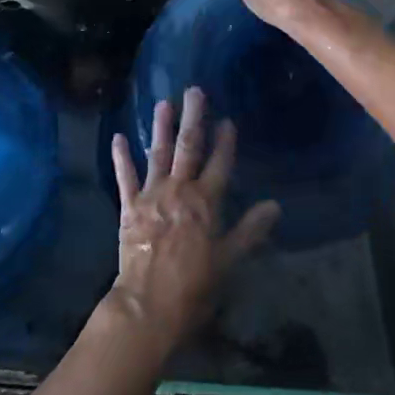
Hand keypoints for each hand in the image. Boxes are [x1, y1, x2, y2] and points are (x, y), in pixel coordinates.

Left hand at [108, 87, 279, 349]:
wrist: (148, 303)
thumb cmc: (193, 286)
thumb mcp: (228, 260)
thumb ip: (250, 230)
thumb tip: (274, 206)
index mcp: (205, 203)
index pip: (220, 165)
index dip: (225, 142)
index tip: (228, 119)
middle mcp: (178, 191)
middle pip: (188, 148)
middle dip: (194, 119)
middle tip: (195, 91)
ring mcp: (151, 196)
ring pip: (158, 154)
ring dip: (161, 127)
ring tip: (164, 102)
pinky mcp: (129, 207)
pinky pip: (125, 177)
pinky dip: (122, 157)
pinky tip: (119, 136)